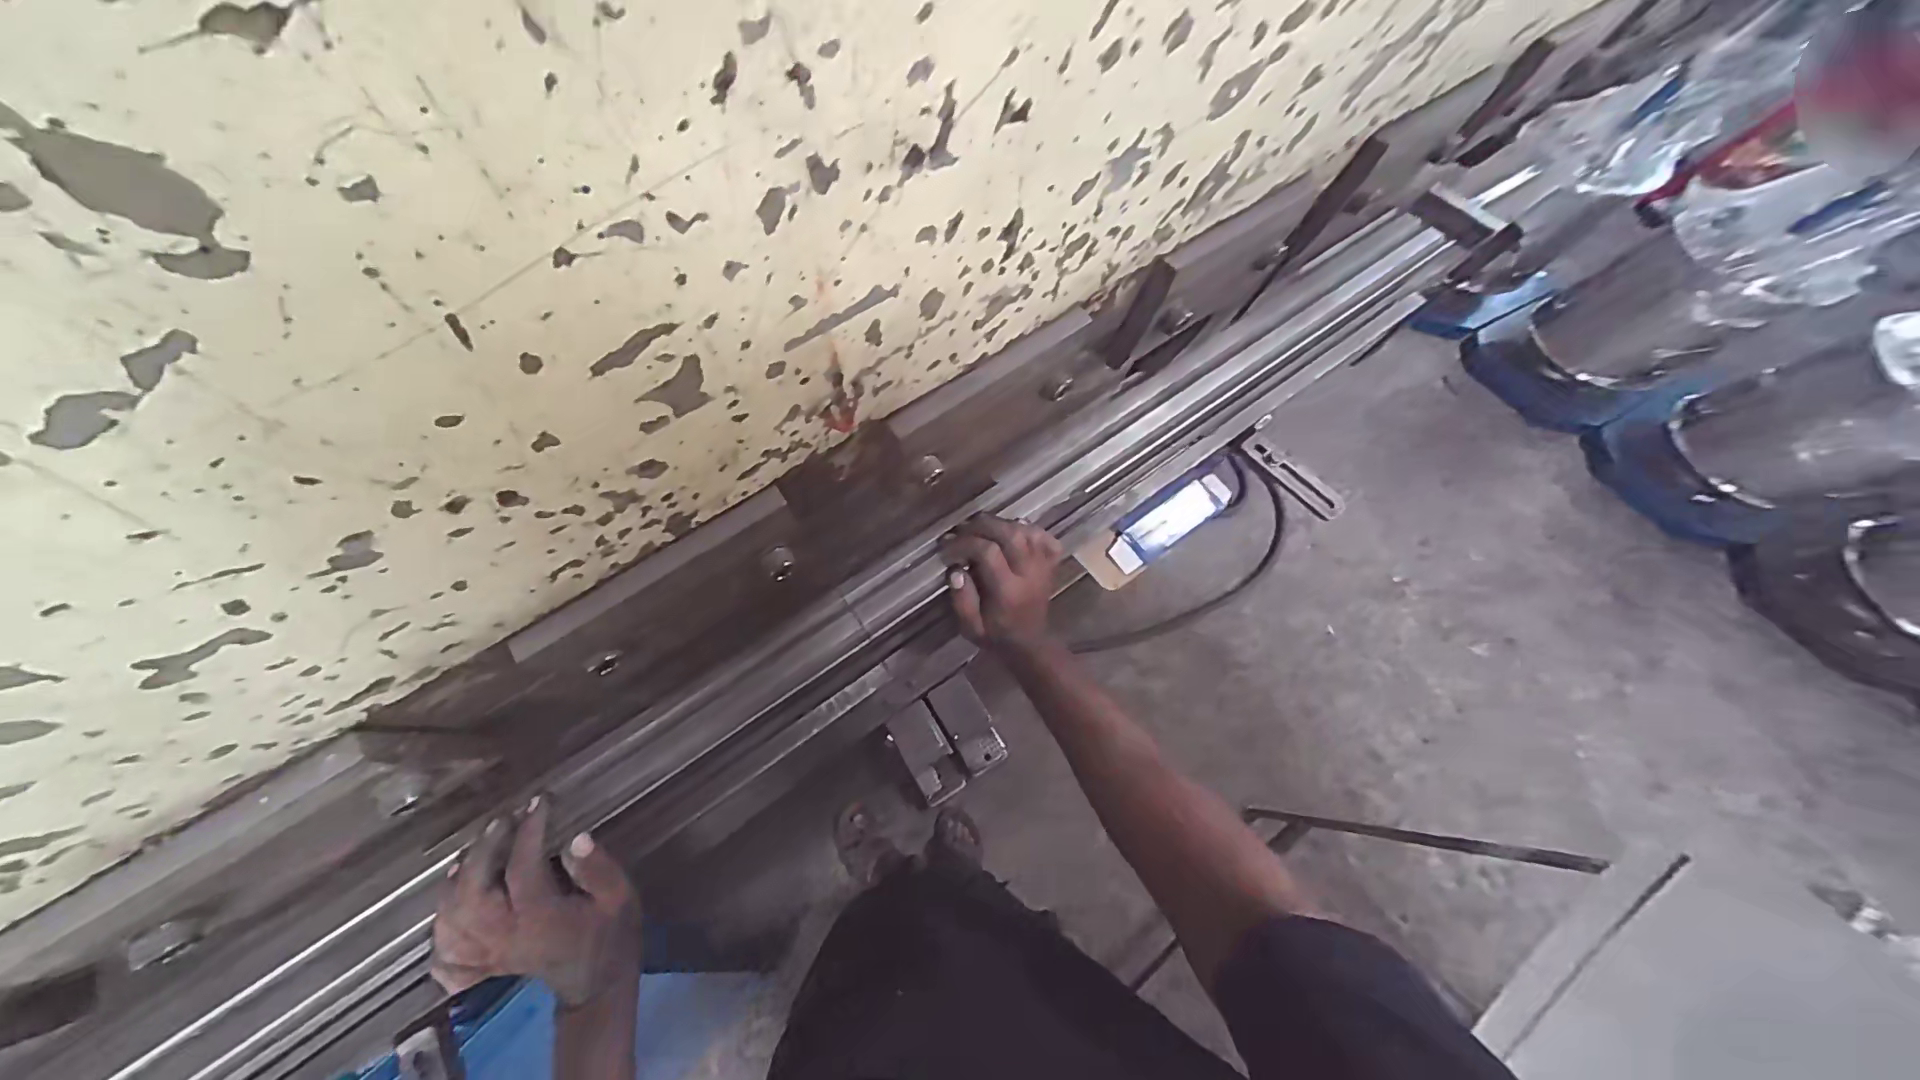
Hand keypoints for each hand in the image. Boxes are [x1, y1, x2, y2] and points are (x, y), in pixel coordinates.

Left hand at [431, 798, 640, 1007]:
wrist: (597, 983)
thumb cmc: (611, 933)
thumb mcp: (619, 896)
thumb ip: (597, 869)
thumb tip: (577, 836)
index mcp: (540, 916)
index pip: (523, 866)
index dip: (529, 830)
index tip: (540, 801)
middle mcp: (505, 936)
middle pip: (474, 893)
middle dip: (484, 850)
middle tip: (502, 820)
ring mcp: (488, 955)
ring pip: (452, 920)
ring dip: (455, 883)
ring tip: (471, 852)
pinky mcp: (481, 966)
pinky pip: (445, 952)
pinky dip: (440, 927)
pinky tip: (448, 904)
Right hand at [943, 515, 1064, 652]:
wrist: (1029, 642)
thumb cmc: (996, 635)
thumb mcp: (970, 627)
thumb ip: (961, 600)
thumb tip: (955, 570)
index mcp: (1008, 591)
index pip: (987, 552)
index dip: (964, 543)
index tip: (946, 547)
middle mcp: (1029, 573)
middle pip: (1010, 534)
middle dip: (981, 526)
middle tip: (960, 530)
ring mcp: (1043, 566)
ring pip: (1026, 531)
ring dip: (1000, 524)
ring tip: (980, 529)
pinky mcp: (1050, 564)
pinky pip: (1043, 537)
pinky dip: (1027, 528)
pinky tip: (1009, 531)